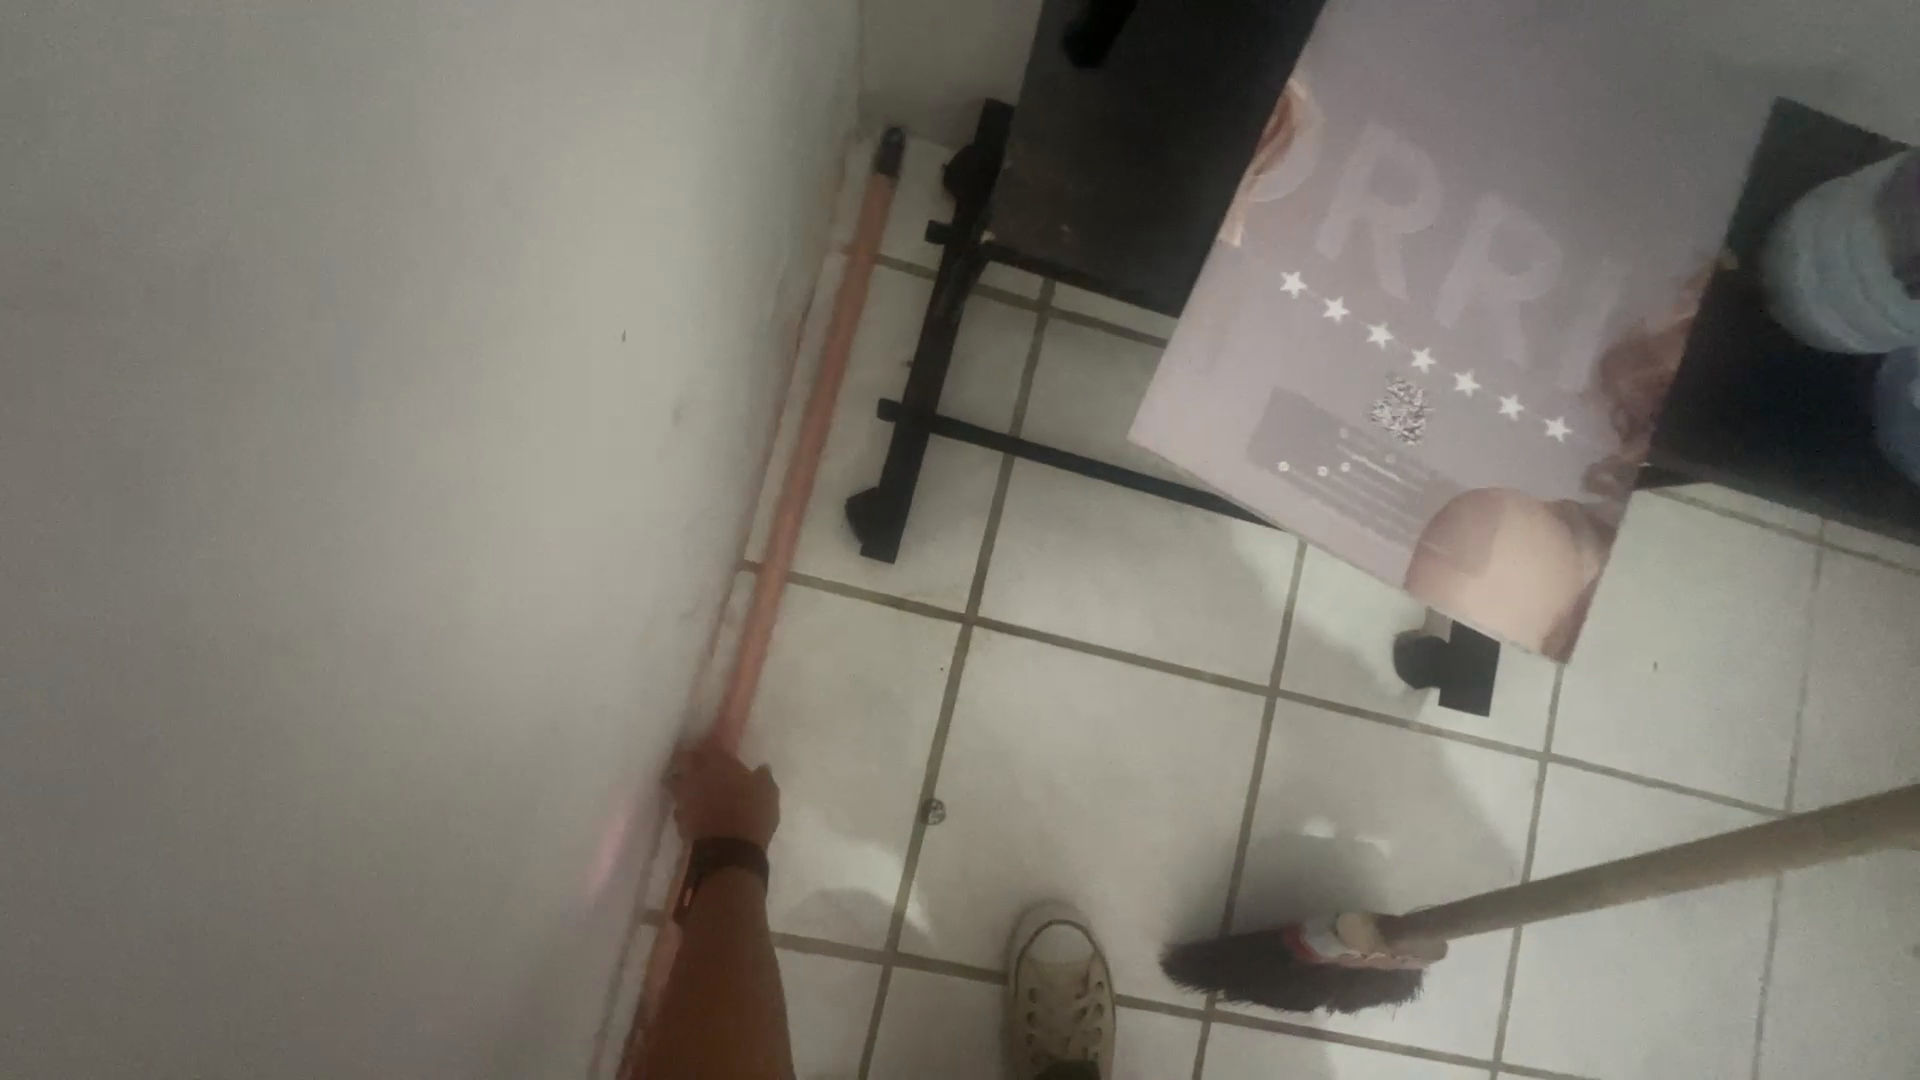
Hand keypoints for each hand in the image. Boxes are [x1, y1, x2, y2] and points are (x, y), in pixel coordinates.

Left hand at [667, 742, 779, 848]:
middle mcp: (696, 776)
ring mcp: (685, 798)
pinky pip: (679, 809)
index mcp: (718, 762)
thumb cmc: (752, 813)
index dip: (706, 747)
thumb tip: (762, 767)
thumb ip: (762, 776)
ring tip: (691, 787)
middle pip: (682, 760)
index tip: (710, 749)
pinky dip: (684, 808)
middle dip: (686, 760)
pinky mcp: (681, 820)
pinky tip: (693, 812)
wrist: (731, 850)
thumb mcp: (768, 790)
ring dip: (681, 783)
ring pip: (674, 784)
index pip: (705, 746)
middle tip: (695, 763)